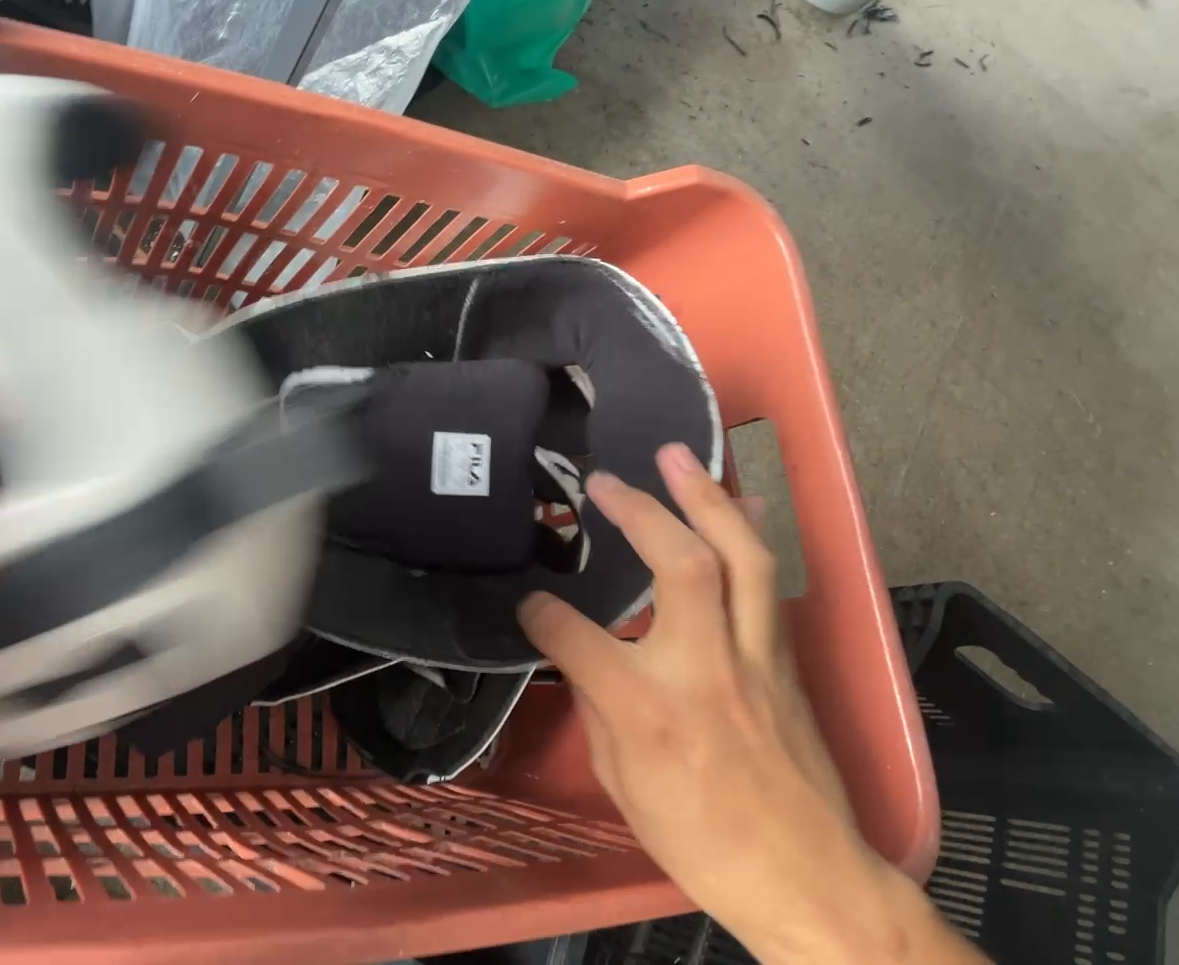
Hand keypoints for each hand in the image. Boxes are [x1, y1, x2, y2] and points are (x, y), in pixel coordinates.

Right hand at [518, 443, 981, 964]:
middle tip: (605, 478)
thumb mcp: (619, 780)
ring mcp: (756, 661)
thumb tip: (578, 652)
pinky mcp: (788, 664)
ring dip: (707, 499)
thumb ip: (597, 703)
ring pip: (742, 560)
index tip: (526, 603)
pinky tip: (737, 505)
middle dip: (640, 510)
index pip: (573, 634)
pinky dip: (749, 535)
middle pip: (681, 566)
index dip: (538, 612)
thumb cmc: (698, 839)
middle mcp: (703, 669)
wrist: (810, 882)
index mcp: (646, 707)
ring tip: (680, 455)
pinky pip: (769, 584)